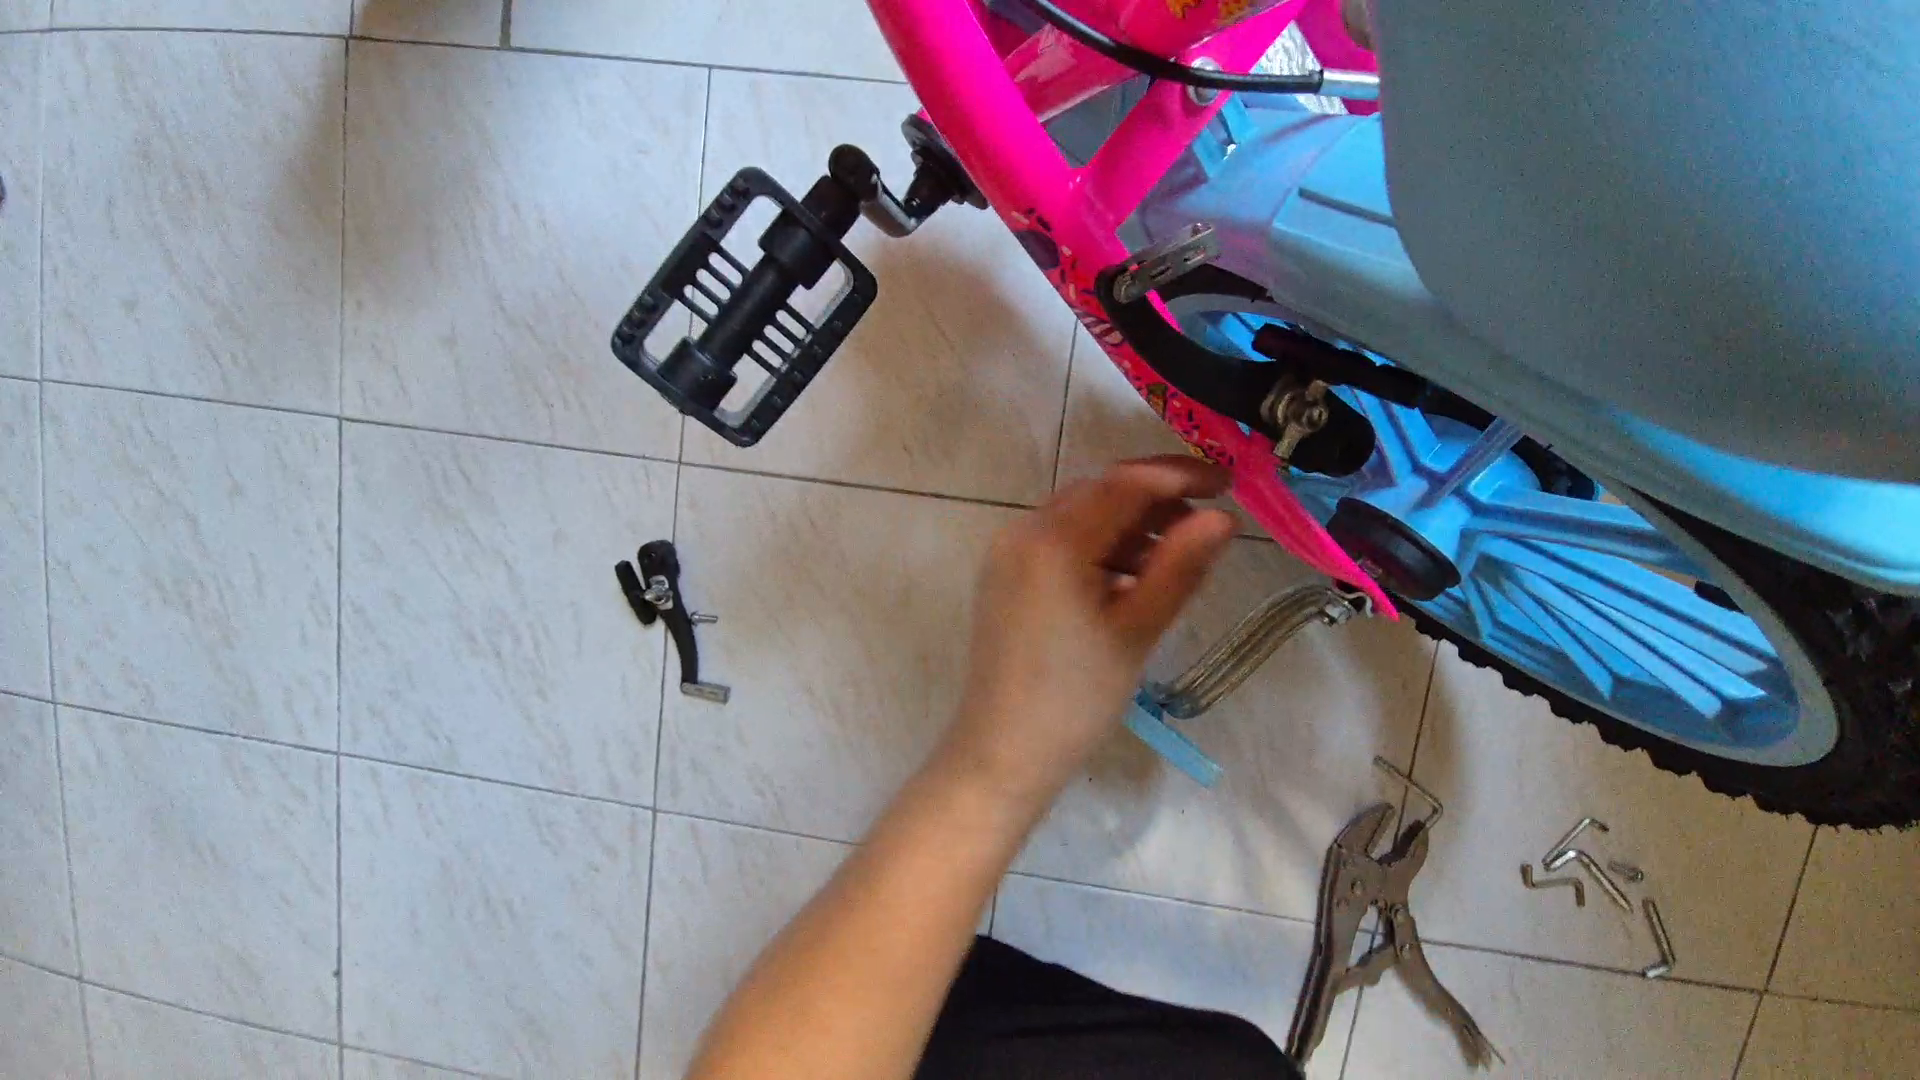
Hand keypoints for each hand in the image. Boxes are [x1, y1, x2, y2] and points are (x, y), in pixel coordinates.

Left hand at [935, 455, 1236, 808]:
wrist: (1003, 750)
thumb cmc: (1076, 697)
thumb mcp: (1137, 629)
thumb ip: (1181, 566)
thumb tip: (1223, 517)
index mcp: (1053, 540)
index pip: (1125, 483)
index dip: (1180, 475)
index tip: (1228, 483)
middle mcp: (1022, 532)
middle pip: (1099, 492)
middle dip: (1155, 499)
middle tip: (1206, 523)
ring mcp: (1007, 553)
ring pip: (1079, 516)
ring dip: (1128, 524)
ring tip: (1174, 557)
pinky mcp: (1003, 576)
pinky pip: (1058, 541)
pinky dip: (1097, 547)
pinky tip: (1129, 576)